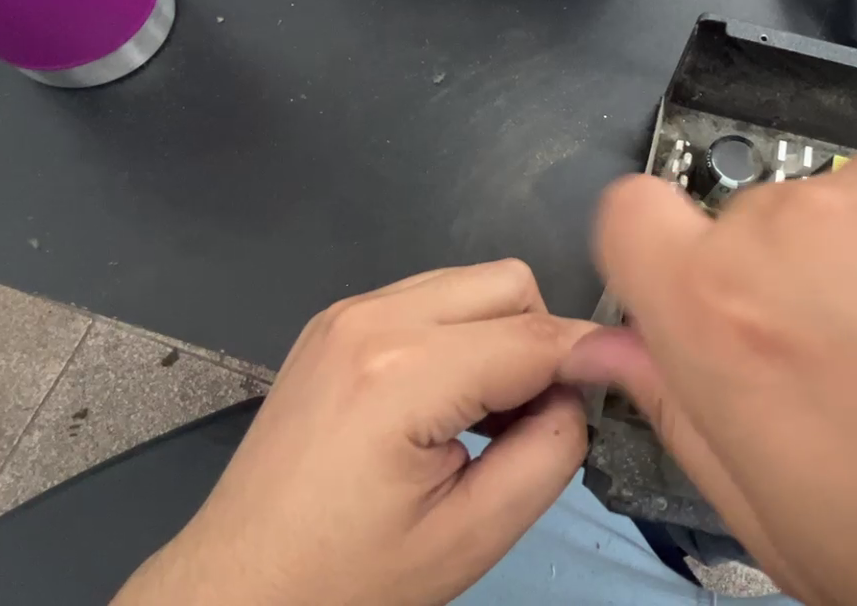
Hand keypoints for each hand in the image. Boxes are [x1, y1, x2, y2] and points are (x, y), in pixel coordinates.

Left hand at [114, 260, 593, 605]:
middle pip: (509, 283)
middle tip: (529, 416)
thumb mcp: (473, 536)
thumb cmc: (351, 581)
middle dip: (542, 339)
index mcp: (404, 372)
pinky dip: (462, 332)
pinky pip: (433, 295)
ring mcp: (349, 309)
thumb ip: (551, 449)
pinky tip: (442, 395)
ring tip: (483, 411)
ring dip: (502, 333)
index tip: (623, 381)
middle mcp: (374, 316)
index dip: (591, 356)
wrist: (233, 591)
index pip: (534, 336)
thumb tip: (579, 387)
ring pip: (473, 281)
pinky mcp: (337, 318)